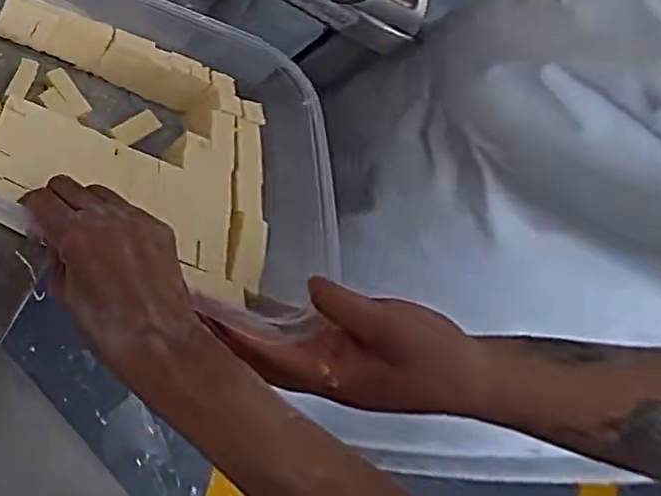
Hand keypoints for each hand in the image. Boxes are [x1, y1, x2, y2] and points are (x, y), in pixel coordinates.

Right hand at [21, 177, 220, 385]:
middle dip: (54, 200)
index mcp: (74, 235)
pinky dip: (114, 219)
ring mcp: (132, 217)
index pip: (42, 200)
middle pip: (66, 185)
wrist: (165, 345)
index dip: (30, 205)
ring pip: (96, 193)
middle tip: (54, 221)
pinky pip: (125, 209)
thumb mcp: (66, 297)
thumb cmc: (109, 332)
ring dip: (85, 206)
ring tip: (88, 232)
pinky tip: (118, 245)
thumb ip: (56, 260)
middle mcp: (102, 217)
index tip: (30, 214)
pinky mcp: (155, 225)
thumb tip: (55, 244)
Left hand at [204, 277, 497, 417]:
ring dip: (240, 333)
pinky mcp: (337, 349)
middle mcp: (320, 373)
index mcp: (328, 375)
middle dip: (224, 338)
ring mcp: (328, 363)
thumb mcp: (389, 324)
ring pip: (271, 350)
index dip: (231, 338)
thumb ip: (344, 306)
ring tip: (208, 306)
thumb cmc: (434, 355)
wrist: (471, 373)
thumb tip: (309, 285)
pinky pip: (289, 338)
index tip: (199, 316)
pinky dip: (264, 326)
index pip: (265, 357)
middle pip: (258, 360)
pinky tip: (248, 306)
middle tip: (189, 310)